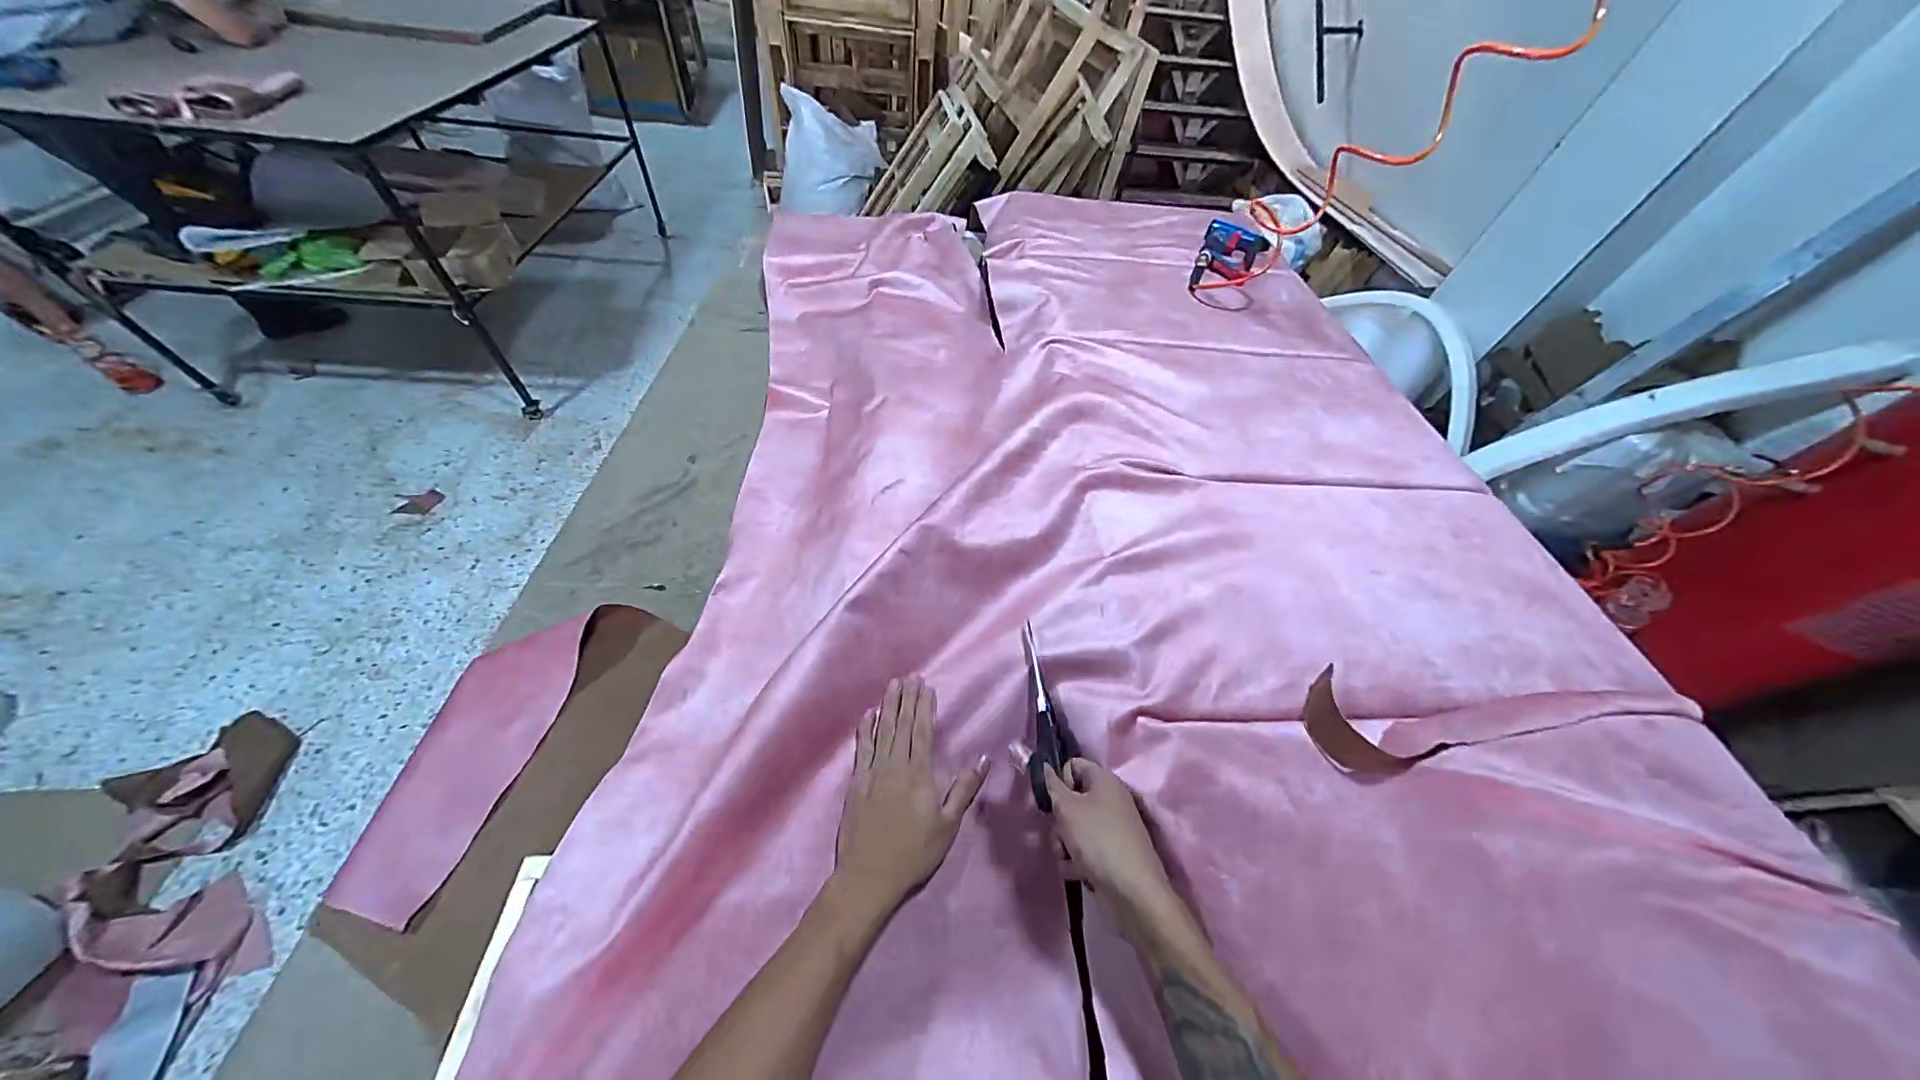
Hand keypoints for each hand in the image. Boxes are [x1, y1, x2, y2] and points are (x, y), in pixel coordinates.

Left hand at [834, 676, 990, 911]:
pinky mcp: (856, 783)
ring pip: (882, 731)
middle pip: (903, 725)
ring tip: (892, 685)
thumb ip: (964, 790)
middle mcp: (895, 766)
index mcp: (919, 774)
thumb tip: (983, 759)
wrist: (868, 876)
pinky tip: (868, 715)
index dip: (925, 707)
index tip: (927, 687)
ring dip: (888, 706)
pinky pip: (862, 748)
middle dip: (908, 699)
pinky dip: (865, 729)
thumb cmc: (914, 853)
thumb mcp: (948, 826)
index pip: (923, 731)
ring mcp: (872, 772)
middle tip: (911, 676)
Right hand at [1036, 756, 1175, 911]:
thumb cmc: (1097, 840)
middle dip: (1058, 820)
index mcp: (1104, 779)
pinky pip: (1085, 847)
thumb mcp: (1066, 808)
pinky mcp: (1113, 851)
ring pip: (1075, 826)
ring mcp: (1113, 826)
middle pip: (1071, 799)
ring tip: (1066, 857)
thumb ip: (1051, 785)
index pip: (1072, 766)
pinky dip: (1076, 859)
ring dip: (1063, 843)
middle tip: (1058, 834)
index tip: (1052, 802)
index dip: (1058, 782)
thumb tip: (1044, 766)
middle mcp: (1111, 798)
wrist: (1133, 891)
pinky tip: (1075, 872)